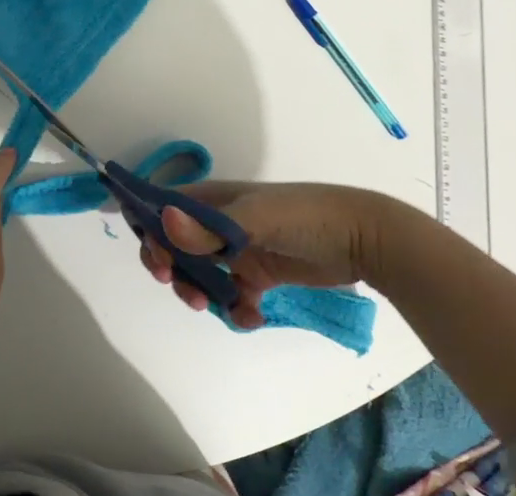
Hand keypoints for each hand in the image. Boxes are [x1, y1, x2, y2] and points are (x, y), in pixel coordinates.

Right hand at [138, 181, 391, 327]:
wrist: (364, 239)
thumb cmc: (306, 216)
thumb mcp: (255, 219)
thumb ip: (210, 228)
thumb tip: (163, 221)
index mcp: (210, 200)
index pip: (162, 211)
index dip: (151, 233)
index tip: (160, 261)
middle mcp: (217, 223)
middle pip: (175, 246)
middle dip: (172, 270)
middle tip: (183, 292)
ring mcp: (237, 249)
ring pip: (199, 274)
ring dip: (199, 293)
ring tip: (217, 309)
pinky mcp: (258, 274)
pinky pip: (232, 295)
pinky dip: (235, 309)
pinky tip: (252, 316)